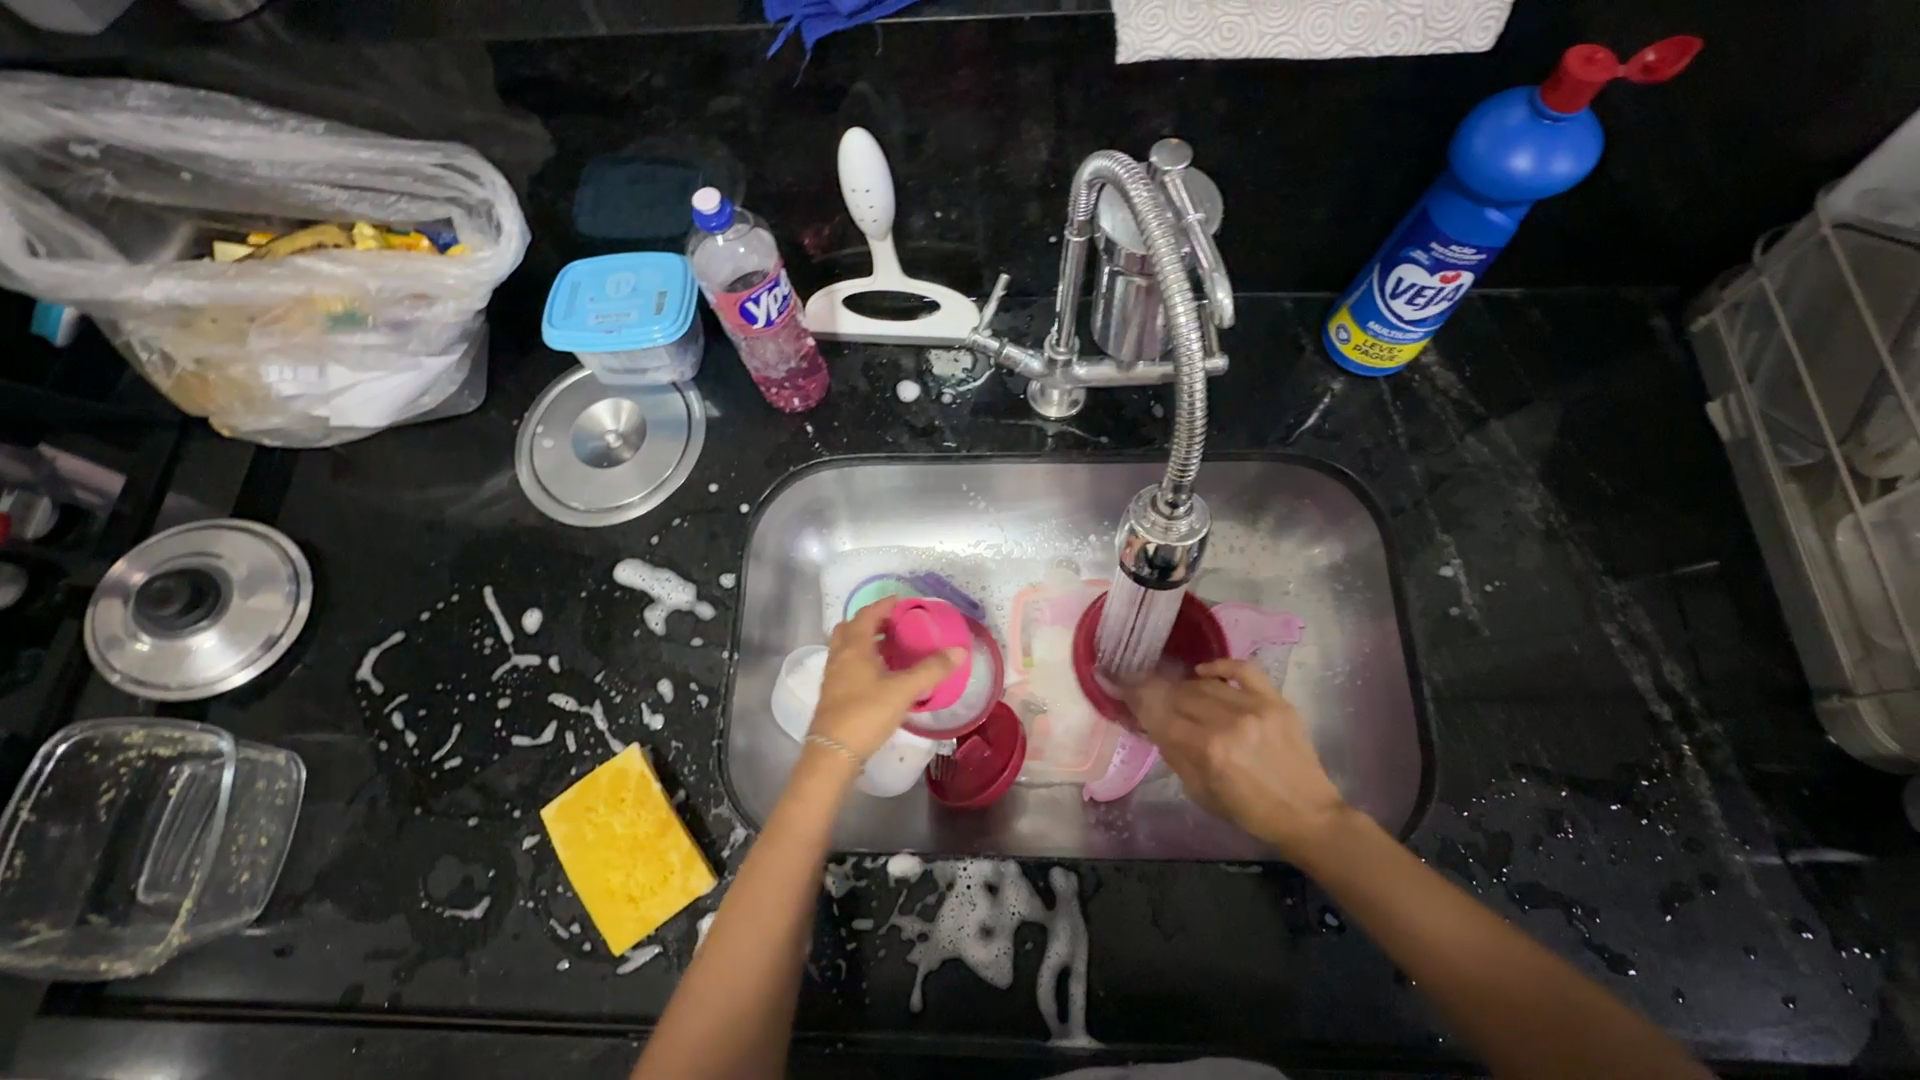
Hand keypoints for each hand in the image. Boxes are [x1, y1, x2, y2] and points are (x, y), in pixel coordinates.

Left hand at [810, 596, 964, 763]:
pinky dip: (864, 661)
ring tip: (893, 649)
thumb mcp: (903, 690)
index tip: (904, 603)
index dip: (885, 605)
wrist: (833, 752)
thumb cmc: (866, 714)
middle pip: (852, 628)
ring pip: (848, 648)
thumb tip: (959, 651)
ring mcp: (834, 675)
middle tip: (897, 625)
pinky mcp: (834, 693)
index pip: (868, 614)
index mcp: (854, 647)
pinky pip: (848, 665)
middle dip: (874, 622)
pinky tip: (882, 675)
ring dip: (868, 642)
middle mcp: (839, 656)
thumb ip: (931, 670)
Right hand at [1128, 658, 1349, 858]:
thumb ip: (1177, 757)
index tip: (1131, 698)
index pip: (1163, 718)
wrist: (1307, 813)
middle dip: (1164, 698)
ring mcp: (1255, 707)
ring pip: (1206, 684)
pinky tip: (1205, 671)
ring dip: (1188, 688)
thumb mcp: (1202, 794)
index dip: (1144, 707)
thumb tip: (1157, 729)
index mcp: (1208, 751)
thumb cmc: (1250, 811)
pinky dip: (1220, 665)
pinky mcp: (1276, 701)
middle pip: (1182, 696)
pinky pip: (1243, 669)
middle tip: (1158, 702)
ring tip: (1183, 695)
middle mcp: (1228, 723)